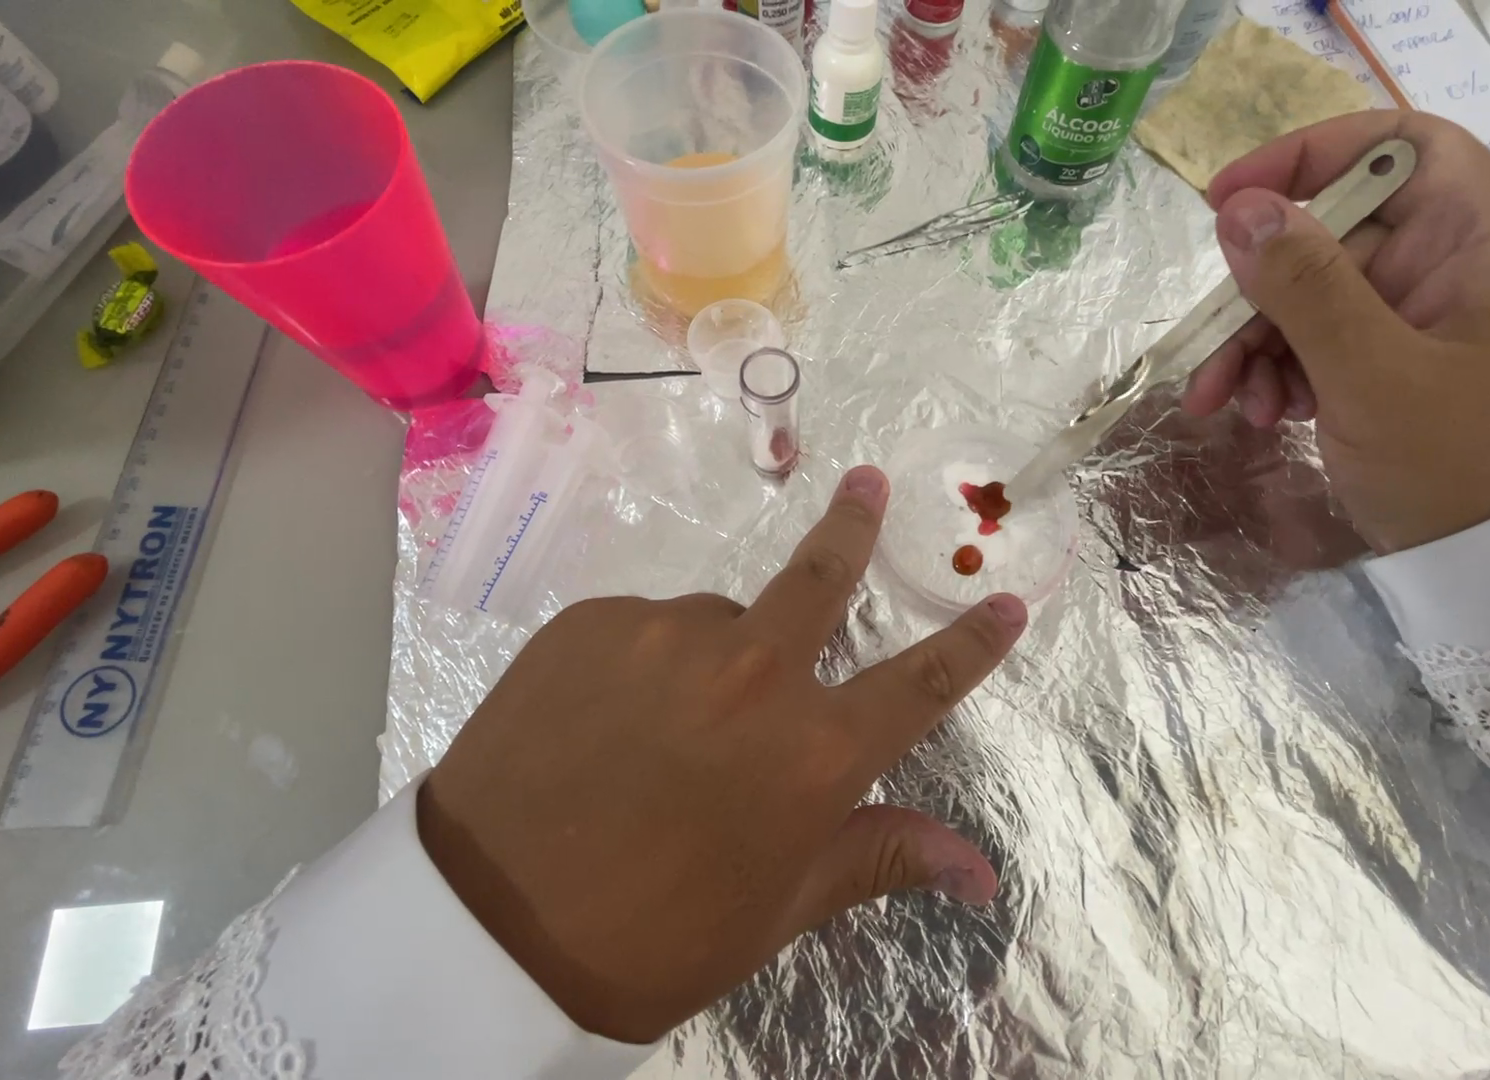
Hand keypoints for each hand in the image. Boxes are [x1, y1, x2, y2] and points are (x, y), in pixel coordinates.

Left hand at [417, 467, 1027, 1042]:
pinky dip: (649, 659)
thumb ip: (878, 858)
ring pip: (720, 620)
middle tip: (866, 485)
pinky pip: (646, 626)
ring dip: (721, 652)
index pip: (919, 683)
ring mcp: (665, 633)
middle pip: (821, 578)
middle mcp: (750, 672)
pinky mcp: (593, 621)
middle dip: (853, 527)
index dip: (972, 644)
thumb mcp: (777, 908)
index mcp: (811, 753)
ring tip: (670, 724)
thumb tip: (982, 870)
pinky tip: (610, 714)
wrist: (483, 928)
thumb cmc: (650, 938)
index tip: (1006, 602)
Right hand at [1179, 110, 1489, 553]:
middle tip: (1206, 363)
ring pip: (1314, 295)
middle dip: (1257, 300)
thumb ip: (1305, 286)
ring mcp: (1426, 311)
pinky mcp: (1401, 356)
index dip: (1302, 160)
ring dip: (1258, 348)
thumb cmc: (1460, 463)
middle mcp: (1457, 258)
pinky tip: (1268, 416)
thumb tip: (1240, 210)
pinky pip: (1323, 340)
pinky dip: (1283, 373)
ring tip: (1228, 407)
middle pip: (1332, 238)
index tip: (1222, 203)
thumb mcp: (1370, 374)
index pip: (1392, 148)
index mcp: (1484, 233)